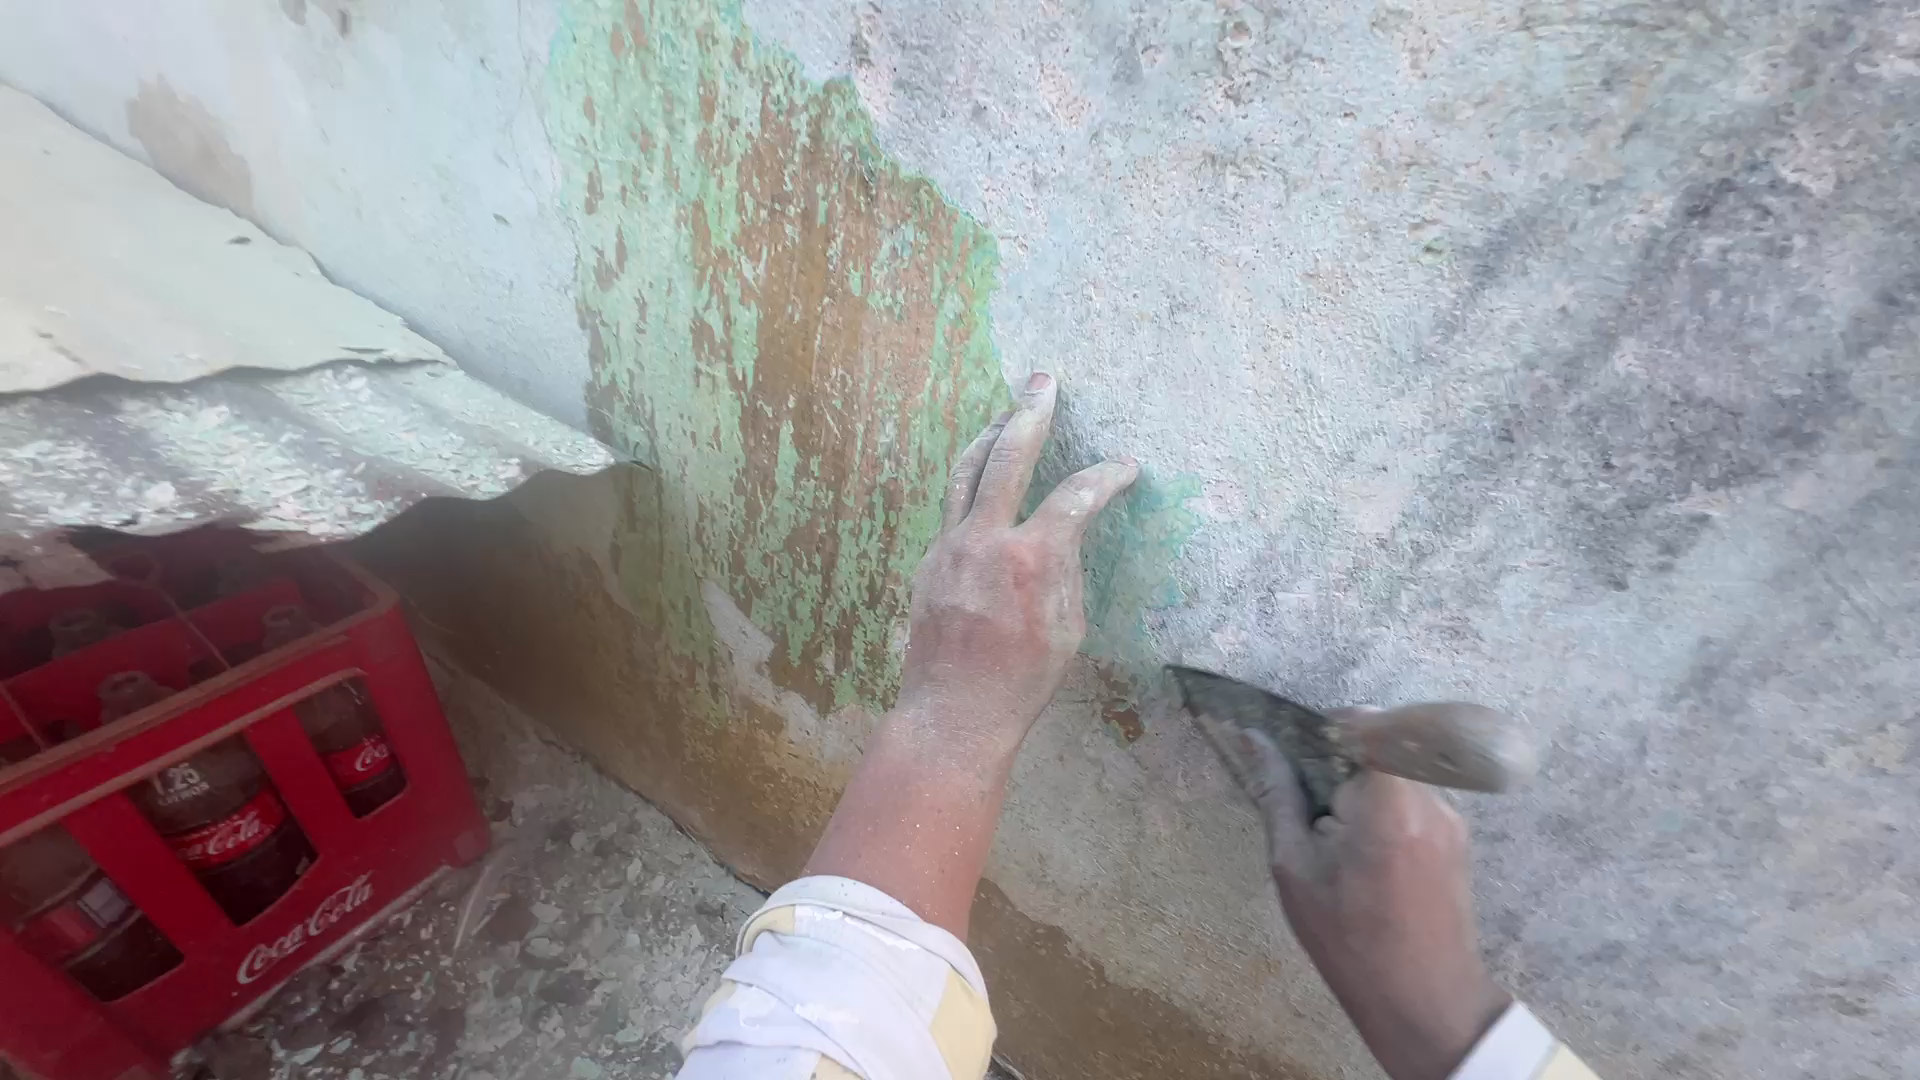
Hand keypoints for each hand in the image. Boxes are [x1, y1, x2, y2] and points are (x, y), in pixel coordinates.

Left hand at [892, 372, 1138, 757]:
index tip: (1124, 468)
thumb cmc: (1022, 681)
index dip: (1107, 476)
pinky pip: (954, 506)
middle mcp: (987, 538)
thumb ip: (1066, 569)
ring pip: (967, 471)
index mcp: (1033, 558)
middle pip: (1008, 454)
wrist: (953, 711)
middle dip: (1031, 411)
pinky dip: (972, 482)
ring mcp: (950, 544)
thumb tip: (1063, 535)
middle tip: (1043, 381)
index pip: (1077, 495)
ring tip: (1005, 412)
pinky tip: (985, 481)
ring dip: (989, 435)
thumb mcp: (1069, 628)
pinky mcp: (930, 558)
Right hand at [1197, 714, 1509, 1079]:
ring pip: (1401, 759)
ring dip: (1364, 773)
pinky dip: (1383, 793)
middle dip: (1343, 750)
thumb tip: (1254, 739)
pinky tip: (1363, 838)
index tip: (1305, 749)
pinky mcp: (1458, 831)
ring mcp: (1453, 815)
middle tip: (1313, 791)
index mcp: (1388, 807)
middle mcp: (1431, 800)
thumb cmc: (1348, 939)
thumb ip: (1277, 793)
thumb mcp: (1294, 867)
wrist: (1426, 1003)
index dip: (1335, 725)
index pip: (1374, 724)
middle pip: (1386, 736)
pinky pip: (1414, 785)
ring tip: (1338, 821)